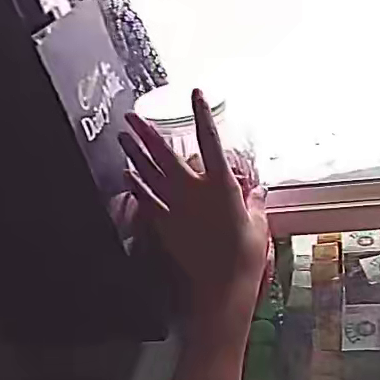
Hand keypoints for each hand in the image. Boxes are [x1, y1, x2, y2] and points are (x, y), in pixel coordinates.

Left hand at [121, 89, 269, 323]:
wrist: (223, 285)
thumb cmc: (246, 254)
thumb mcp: (257, 224)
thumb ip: (254, 203)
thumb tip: (257, 190)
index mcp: (222, 185)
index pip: (211, 141)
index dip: (202, 115)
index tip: (195, 94)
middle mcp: (195, 191)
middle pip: (167, 155)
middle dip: (148, 133)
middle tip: (131, 116)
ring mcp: (176, 208)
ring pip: (151, 174)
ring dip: (135, 153)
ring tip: (122, 135)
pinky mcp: (165, 225)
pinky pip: (146, 200)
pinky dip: (135, 185)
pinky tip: (127, 174)